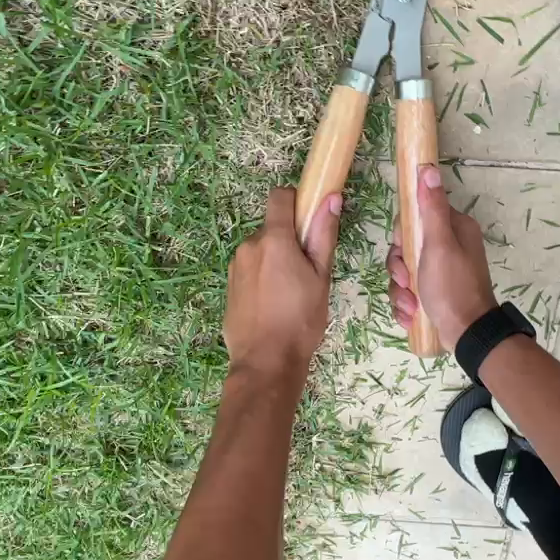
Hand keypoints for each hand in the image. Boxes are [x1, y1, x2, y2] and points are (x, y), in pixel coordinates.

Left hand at [224, 187, 341, 378]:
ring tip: (291, 295)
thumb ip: (323, 235)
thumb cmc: (301, 320)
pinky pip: (250, 271)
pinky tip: (274, 306)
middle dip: (289, 241)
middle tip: (307, 273)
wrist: (265, 363)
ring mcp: (235, 267)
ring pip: (261, 251)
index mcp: (273, 239)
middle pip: (272, 228)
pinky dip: (263, 279)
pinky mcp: (228, 287)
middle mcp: (249, 246)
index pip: (279, 196)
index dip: (296, 201)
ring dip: (276, 261)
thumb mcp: (321, 277)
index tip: (310, 221)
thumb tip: (331, 198)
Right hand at [386, 165, 497, 347]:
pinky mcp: (433, 291)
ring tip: (411, 305)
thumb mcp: (439, 245)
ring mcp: (441, 270)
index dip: (402, 235)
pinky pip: (407, 291)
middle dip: (400, 268)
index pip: (415, 217)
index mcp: (454, 229)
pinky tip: (412, 315)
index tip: (404, 251)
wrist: (467, 333)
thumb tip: (428, 169)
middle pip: (405, 246)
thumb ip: (431, 209)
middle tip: (407, 281)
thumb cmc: (452, 287)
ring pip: (403, 271)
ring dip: (401, 290)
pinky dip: (406, 304)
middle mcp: (449, 246)